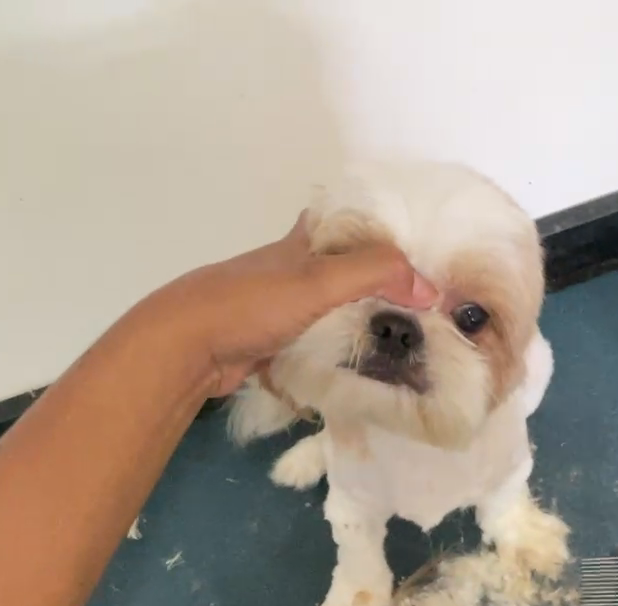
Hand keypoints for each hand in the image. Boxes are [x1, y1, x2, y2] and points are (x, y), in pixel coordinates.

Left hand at [131, 214, 438, 396]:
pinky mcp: (280, 340)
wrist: (188, 346)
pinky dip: (345, 352)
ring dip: (368, 325)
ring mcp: (288, 307)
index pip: (359, 227)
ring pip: (340, 310)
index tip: (428, 264)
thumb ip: (374, 275)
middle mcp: (299, 269)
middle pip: (354, 273)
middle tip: (428, 315)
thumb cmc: (251, 304)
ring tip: (408, 344)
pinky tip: (369, 367)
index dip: (393, 240)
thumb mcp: (319, 280)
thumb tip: (429, 289)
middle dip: (387, 290)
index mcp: (307, 242)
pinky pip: (325, 343)